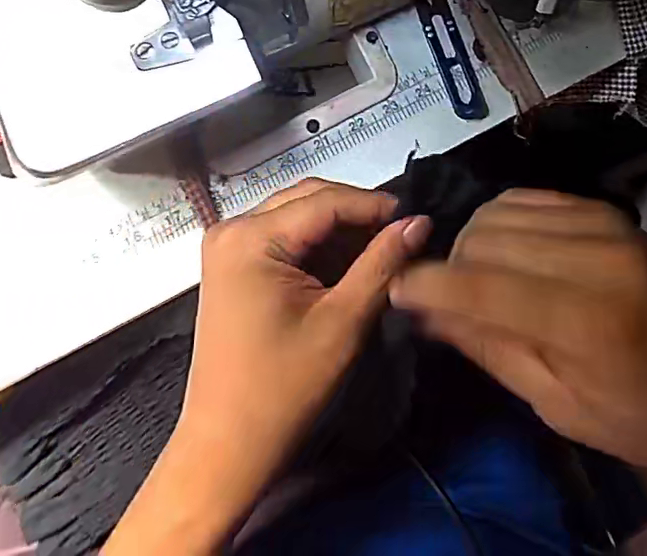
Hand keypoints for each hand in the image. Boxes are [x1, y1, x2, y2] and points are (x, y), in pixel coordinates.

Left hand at [104, 179, 429, 554]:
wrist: (227, 447)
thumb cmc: (282, 390)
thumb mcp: (342, 322)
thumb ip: (382, 264)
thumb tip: (419, 222)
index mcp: (250, 237)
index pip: (325, 200)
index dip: (375, 205)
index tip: (417, 217)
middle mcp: (232, 227)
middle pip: (309, 199)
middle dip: (357, 213)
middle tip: (402, 233)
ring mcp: (228, 244)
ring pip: (298, 214)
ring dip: (339, 228)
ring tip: (382, 248)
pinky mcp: (233, 262)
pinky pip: (284, 236)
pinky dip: (318, 245)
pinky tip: (348, 263)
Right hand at [390, 189, 646, 505]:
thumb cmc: (644, 418)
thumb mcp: (559, 405)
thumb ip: (487, 347)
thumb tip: (421, 309)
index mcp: (591, 321)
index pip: (482, 286)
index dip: (427, 283)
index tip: (393, 287)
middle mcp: (597, 256)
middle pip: (484, 238)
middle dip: (449, 265)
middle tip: (442, 298)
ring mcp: (604, 225)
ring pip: (499, 211)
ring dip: (472, 241)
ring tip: (476, 278)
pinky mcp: (605, 210)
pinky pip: (526, 199)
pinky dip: (501, 221)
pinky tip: (504, 250)